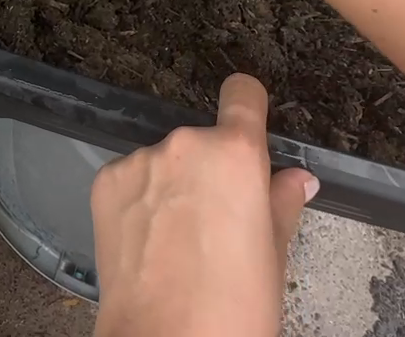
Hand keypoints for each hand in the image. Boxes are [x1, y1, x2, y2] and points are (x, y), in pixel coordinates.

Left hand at [90, 75, 319, 336]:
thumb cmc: (234, 310)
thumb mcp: (274, 258)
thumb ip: (281, 204)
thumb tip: (297, 178)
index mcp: (234, 154)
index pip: (242, 93)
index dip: (247, 106)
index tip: (247, 124)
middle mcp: (184, 143)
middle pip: (202, 142)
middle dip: (210, 172)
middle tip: (216, 225)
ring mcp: (140, 159)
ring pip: (165, 163)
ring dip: (172, 187)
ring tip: (178, 243)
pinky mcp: (106, 180)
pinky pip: (131, 179)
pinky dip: (139, 201)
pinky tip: (147, 244)